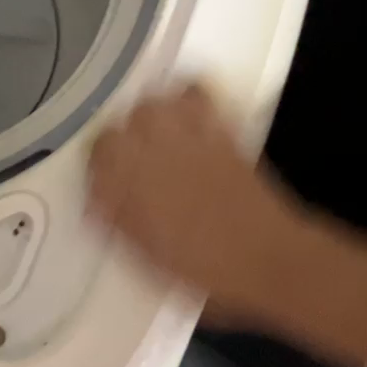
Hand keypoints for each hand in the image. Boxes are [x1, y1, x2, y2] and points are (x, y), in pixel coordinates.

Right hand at [86, 84, 311, 319]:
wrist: (269, 259)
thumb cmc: (210, 272)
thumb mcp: (152, 261)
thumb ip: (121, 224)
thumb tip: (97, 202)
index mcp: (134, 193)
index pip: (97, 157)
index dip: (97, 166)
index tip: (103, 178)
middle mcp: (155, 159)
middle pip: (118, 127)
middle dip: (119, 140)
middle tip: (129, 158)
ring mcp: (188, 140)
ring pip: (151, 106)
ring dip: (147, 117)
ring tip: (155, 133)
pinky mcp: (218, 130)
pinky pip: (195, 93)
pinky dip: (186, 96)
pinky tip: (186, 112)